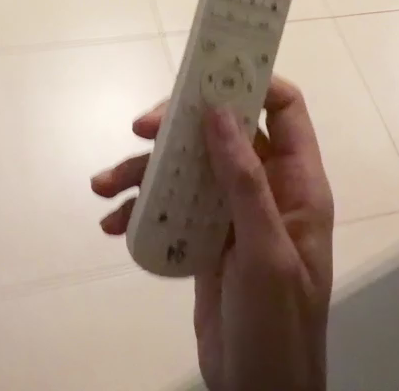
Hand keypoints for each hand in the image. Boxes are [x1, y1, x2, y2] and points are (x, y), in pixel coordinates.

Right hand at [91, 77, 333, 390]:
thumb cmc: (277, 325)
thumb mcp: (266, 253)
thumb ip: (245, 181)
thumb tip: (219, 111)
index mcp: (297, 184)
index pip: (283, 109)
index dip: (251, 80)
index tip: (205, 72)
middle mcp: (265, 188)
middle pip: (221, 130)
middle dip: (177, 126)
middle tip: (138, 129)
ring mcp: (232, 213)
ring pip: (188, 167)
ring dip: (145, 170)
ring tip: (102, 185)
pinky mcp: (204, 238)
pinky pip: (171, 205)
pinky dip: (140, 208)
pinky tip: (113, 223)